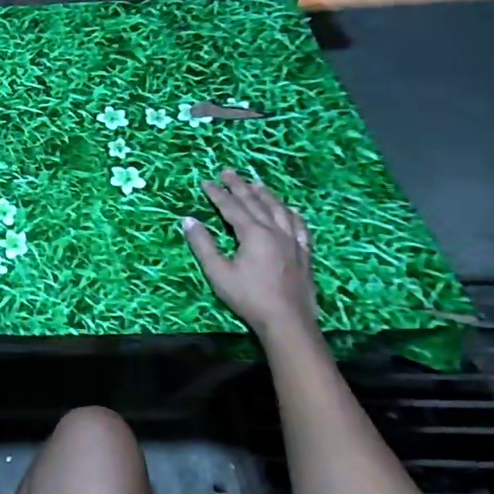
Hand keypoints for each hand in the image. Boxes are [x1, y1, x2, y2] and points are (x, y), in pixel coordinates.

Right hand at [180, 170, 320, 338]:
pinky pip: (300, 227)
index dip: (217, 193)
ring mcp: (293, 242)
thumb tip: (188, 220)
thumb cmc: (249, 297)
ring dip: (266, 195)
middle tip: (228, 172)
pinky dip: (293, 215)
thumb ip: (203, 244)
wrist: (288, 322)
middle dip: (240, 186)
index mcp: (253, 234)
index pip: (232, 207)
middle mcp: (275, 232)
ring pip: (280, 210)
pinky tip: (291, 210)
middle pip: (256, 203)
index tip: (206, 181)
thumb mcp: (218, 272)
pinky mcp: (304, 255)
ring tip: (257, 183)